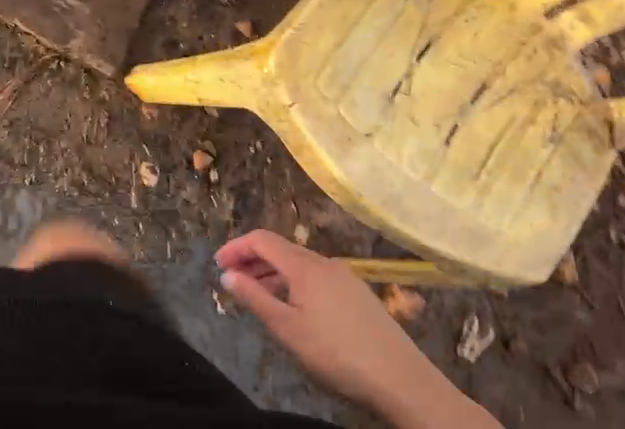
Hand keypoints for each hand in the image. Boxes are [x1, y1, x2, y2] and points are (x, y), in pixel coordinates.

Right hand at [216, 231, 496, 428]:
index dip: (235, 247)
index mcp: (305, 266)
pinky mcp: (361, 297)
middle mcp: (326, 264)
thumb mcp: (286, 328)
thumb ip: (254, 297)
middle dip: (252, 260)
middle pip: (281, 249)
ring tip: (259, 296)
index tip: (218, 266)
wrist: (406, 384)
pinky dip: (295, 284)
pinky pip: (318, 279)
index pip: (261, 240)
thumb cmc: (337, 353)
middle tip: (233, 280)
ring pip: (300, 265)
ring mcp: (347, 280)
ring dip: (273, 273)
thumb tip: (228, 274)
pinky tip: (295, 309)